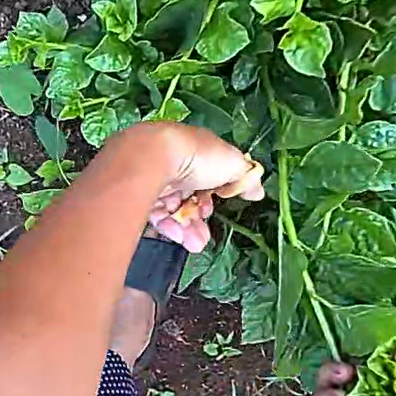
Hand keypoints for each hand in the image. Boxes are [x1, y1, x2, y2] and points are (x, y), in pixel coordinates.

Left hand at [127, 123, 263, 251]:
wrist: (151, 157)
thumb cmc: (196, 155)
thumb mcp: (232, 163)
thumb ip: (246, 178)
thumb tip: (258, 191)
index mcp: (195, 151)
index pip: (207, 175)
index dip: (216, 194)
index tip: (221, 206)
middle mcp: (173, 164)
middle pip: (188, 196)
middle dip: (200, 219)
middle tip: (206, 235)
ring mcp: (154, 178)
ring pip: (173, 209)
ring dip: (188, 229)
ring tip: (196, 244)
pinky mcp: (137, 195)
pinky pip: (156, 215)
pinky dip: (170, 229)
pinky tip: (181, 239)